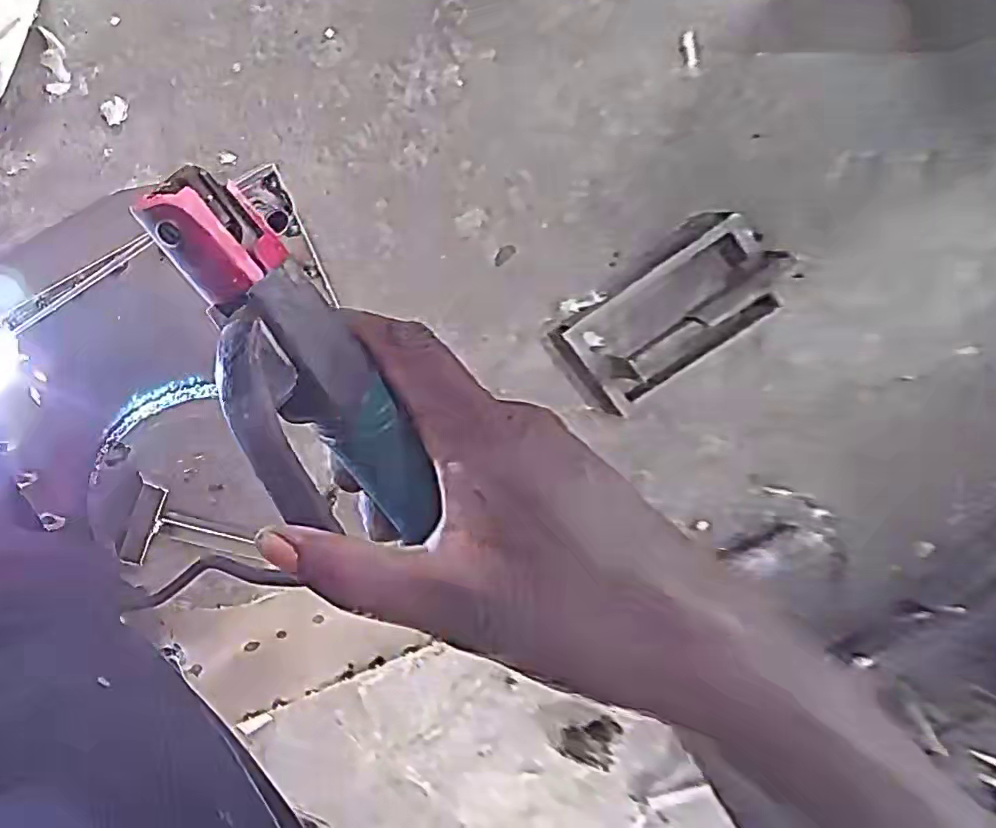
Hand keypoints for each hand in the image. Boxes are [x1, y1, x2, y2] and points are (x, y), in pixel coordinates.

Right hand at [257, 312, 797, 729]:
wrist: (723, 663)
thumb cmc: (588, 619)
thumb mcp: (449, 602)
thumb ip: (351, 572)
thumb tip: (273, 541)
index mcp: (481, 433)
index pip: (404, 346)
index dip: (349, 331)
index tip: (303, 342)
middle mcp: (510, 422)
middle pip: (414, 386)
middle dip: (363, 421)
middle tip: (347, 477)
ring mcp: (538, 444)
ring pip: (441, 422)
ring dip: (399, 457)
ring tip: (398, 526)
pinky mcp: (556, 471)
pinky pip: (473, 448)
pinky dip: (435, 473)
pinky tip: (445, 535)